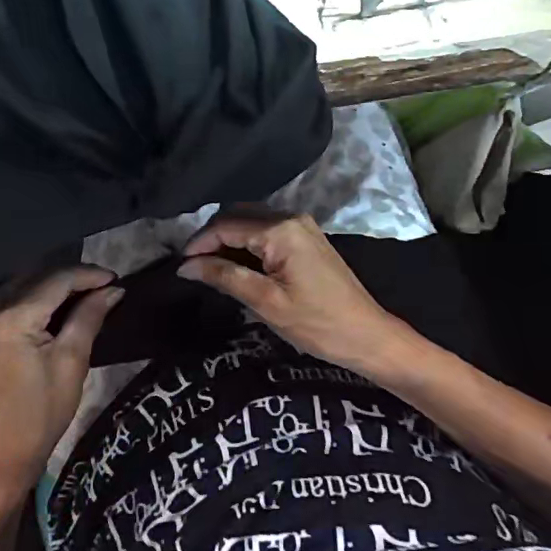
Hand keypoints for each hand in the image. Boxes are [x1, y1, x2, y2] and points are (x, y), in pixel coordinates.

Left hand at [0, 265, 122, 500]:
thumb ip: (89, 318)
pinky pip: (14, 299)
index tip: (118, 279)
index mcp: (12, 316)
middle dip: (73, 276)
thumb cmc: (38, 416)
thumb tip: (112, 290)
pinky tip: (61, 306)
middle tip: (107, 286)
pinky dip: (39, 296)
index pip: (56, 279)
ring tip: (90, 293)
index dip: (89, 274)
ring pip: (25, 284)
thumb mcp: (71, 364)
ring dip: (56, 284)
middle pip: (38, 276)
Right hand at [179, 212, 421, 377]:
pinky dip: (245, 241)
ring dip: (227, 237)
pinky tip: (236, 263)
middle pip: (236, 214)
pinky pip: (265, 228)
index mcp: (280, 230)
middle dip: (211, 236)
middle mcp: (290, 217)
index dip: (198, 243)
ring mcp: (301, 225)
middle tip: (194, 265)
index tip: (181, 266)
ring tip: (210, 265)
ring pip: (250, 219)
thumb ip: (224, 276)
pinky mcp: (306, 236)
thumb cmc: (317, 324)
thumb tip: (186, 266)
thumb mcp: (265, 302)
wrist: (369, 336)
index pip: (225, 226)